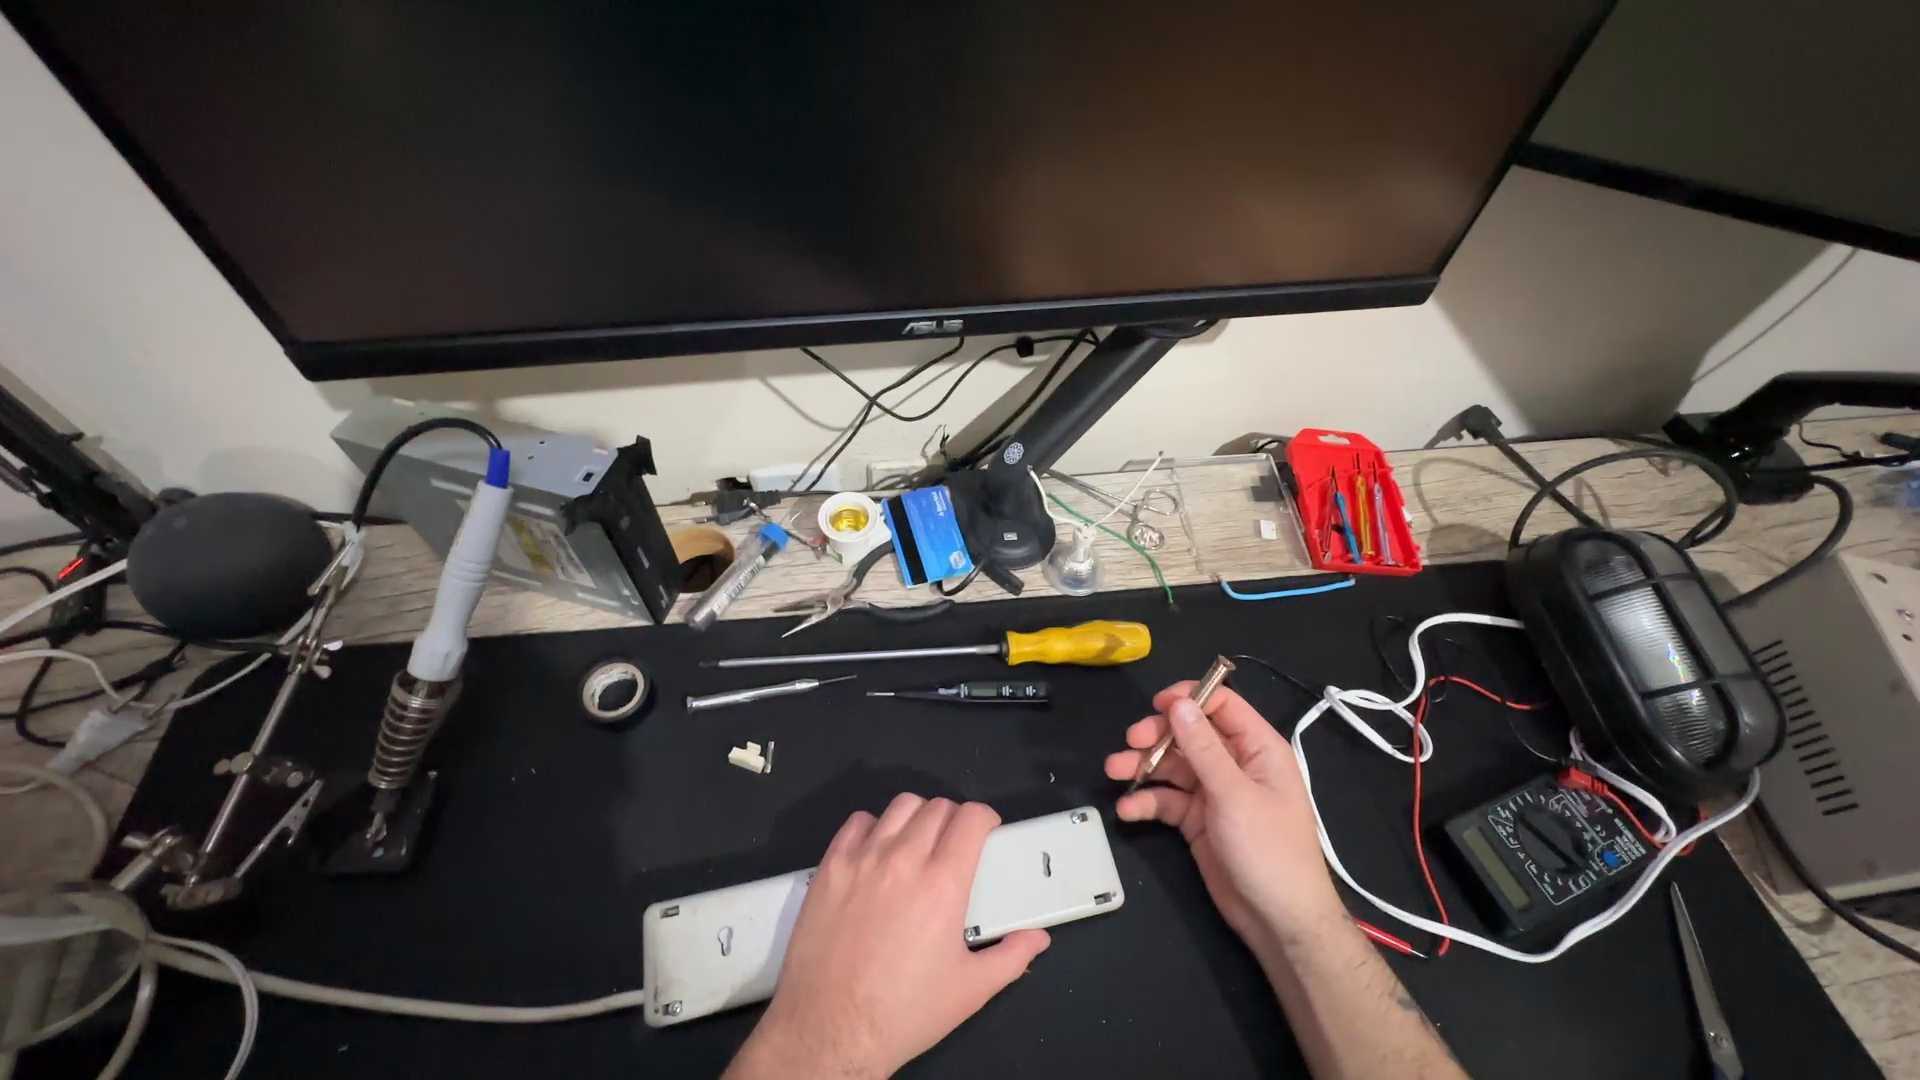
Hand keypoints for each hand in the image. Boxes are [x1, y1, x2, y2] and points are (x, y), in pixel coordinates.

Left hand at [726, 795, 1050, 1079]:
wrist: (829, 1031)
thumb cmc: (901, 1013)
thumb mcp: (969, 991)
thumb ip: (1010, 957)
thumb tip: (1036, 939)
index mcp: (943, 884)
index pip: (971, 817)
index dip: (985, 818)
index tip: (986, 830)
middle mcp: (904, 861)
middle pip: (938, 807)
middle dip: (954, 819)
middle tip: (955, 844)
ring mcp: (863, 860)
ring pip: (900, 806)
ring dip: (917, 817)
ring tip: (918, 842)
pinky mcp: (830, 868)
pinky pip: (856, 822)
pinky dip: (873, 828)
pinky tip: (877, 850)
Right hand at [1105, 682, 1345, 955]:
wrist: (1280, 922)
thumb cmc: (1270, 851)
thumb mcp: (1234, 795)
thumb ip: (1203, 748)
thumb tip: (1179, 703)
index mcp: (1257, 749)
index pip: (1221, 705)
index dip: (1189, 699)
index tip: (1156, 705)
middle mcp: (1234, 765)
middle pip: (1189, 734)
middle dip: (1157, 736)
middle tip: (1130, 743)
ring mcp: (1215, 793)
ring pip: (1172, 766)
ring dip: (1143, 767)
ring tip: (1115, 771)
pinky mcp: (1197, 820)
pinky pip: (1167, 801)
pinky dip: (1147, 802)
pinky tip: (1128, 810)